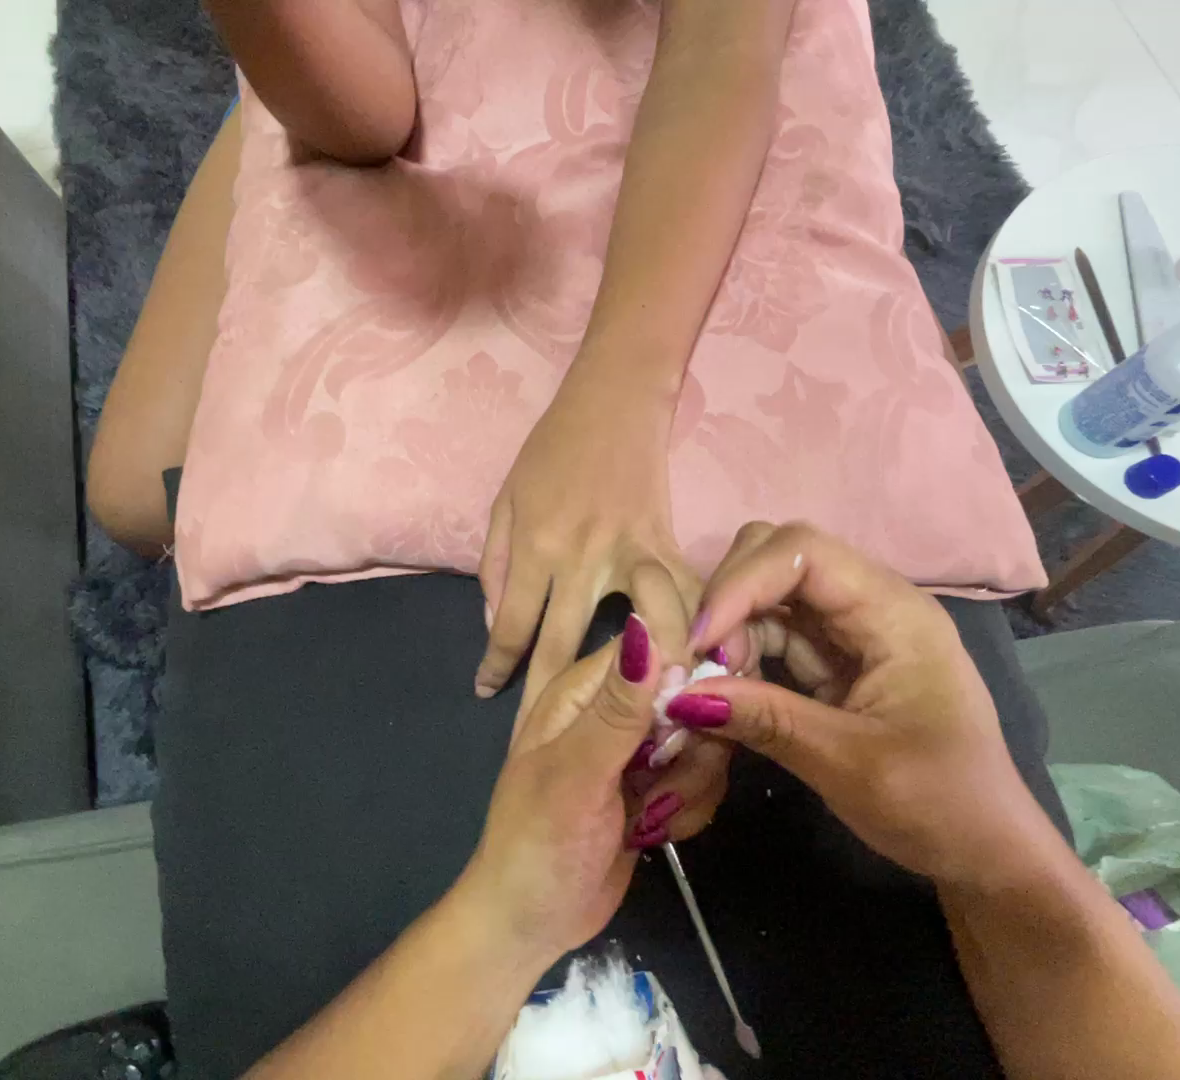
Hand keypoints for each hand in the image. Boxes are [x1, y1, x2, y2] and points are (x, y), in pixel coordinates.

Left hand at [452, 615, 668, 966]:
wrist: (531, 922)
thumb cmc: (538, 844)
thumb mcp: (575, 775)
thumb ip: (615, 709)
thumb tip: (646, 626)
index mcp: (580, 691)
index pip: (654, 644)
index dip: (688, 670)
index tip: (699, 715)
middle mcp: (612, 709)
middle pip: (691, 695)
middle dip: (692, 747)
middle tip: (659, 784)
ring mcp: (637, 749)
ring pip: (704, 740)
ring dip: (689, 786)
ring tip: (649, 818)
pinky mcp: (656, 785)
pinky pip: (701, 779)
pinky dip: (688, 810)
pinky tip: (654, 834)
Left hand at [476, 367, 698, 714]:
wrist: (613, 400)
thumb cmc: (551, 451)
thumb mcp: (505, 501)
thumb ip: (496, 566)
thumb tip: (494, 628)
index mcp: (533, 547)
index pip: (510, 625)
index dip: (497, 666)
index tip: (487, 693)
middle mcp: (579, 560)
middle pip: (562, 646)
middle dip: (549, 702)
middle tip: (542, 747)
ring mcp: (630, 554)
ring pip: (637, 632)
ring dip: (640, 683)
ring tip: (636, 727)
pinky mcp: (669, 544)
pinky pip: (681, 600)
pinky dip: (687, 636)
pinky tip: (692, 672)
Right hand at [667, 523, 1054, 886]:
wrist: (983, 851)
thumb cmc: (939, 805)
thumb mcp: (850, 765)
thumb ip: (766, 720)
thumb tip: (679, 696)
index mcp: (895, 613)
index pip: (802, 552)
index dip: (741, 583)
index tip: (700, 644)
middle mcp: (869, 604)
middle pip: (777, 556)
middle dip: (729, 599)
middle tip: (703, 662)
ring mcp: (849, 628)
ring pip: (766, 594)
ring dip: (729, 632)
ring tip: (712, 688)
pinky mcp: (829, 657)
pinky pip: (770, 633)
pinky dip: (738, 655)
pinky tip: (726, 693)